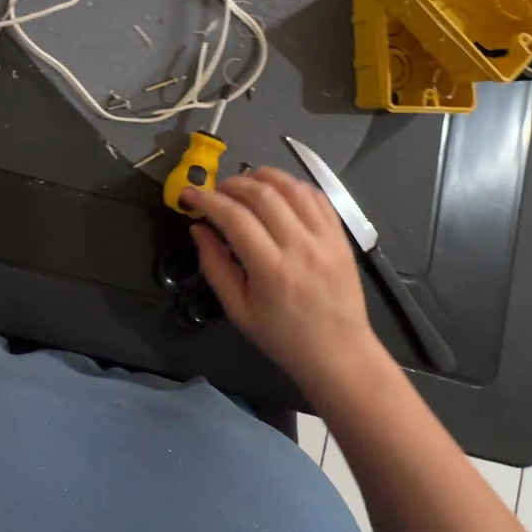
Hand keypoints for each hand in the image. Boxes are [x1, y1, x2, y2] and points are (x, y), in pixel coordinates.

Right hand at [183, 168, 379, 390]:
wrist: (340, 355)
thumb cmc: (283, 337)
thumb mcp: (237, 310)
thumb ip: (214, 266)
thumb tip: (198, 228)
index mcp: (272, 270)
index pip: (235, 217)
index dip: (207, 199)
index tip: (190, 195)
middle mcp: (301, 247)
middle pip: (262, 193)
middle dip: (231, 184)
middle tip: (215, 192)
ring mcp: (326, 239)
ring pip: (292, 186)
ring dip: (262, 176)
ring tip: (244, 185)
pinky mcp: (341, 237)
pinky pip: (317, 196)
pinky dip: (292, 185)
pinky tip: (277, 192)